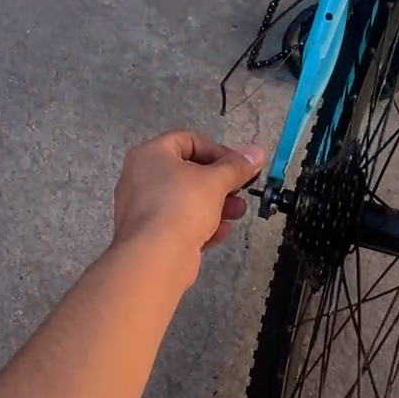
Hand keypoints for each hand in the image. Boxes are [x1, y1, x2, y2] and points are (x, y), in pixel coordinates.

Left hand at [111, 131, 264, 257]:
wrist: (154, 257)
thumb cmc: (182, 206)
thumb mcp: (215, 182)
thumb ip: (237, 167)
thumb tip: (257, 152)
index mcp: (150, 155)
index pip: (188, 140)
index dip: (217, 150)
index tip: (239, 165)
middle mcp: (141, 177)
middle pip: (188, 172)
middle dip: (220, 182)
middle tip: (240, 191)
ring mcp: (142, 207)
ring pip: (184, 199)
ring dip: (215, 204)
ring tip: (238, 213)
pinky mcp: (149, 233)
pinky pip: (177, 222)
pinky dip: (199, 224)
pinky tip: (220, 233)